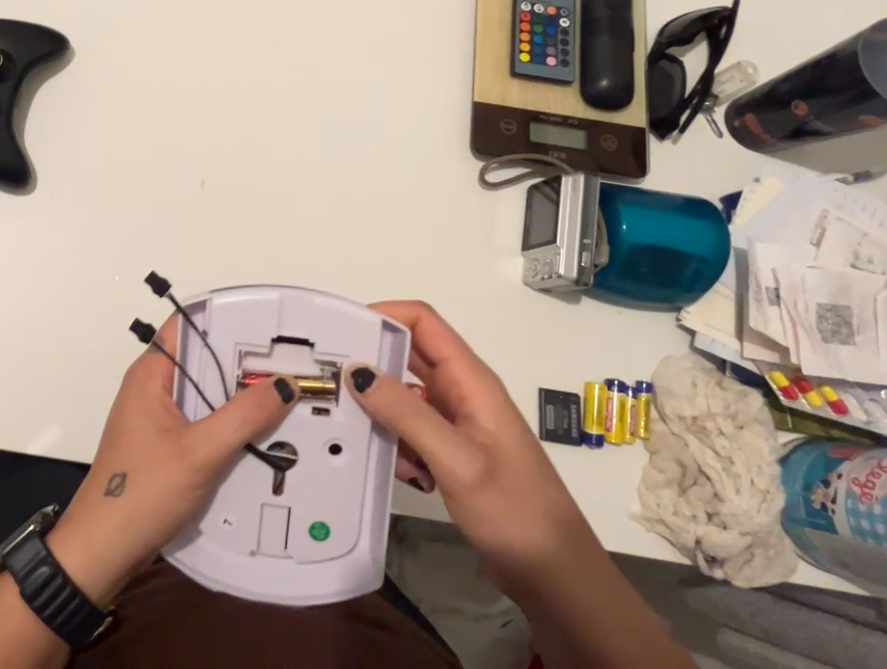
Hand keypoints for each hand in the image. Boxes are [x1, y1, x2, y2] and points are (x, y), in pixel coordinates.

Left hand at [48, 316, 296, 602]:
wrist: (105, 547)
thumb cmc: (142, 492)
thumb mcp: (199, 452)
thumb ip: (242, 417)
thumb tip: (285, 383)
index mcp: (150, 375)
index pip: (187, 326)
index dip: (226, 318)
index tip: (270, 322)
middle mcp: (153, 388)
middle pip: (202, 359)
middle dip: (243, 359)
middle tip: (293, 360)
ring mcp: (159, 418)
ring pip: (206, 393)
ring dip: (239, 394)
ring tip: (288, 391)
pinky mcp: (167, 445)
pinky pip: (204, 421)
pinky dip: (230, 422)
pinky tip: (263, 431)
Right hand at [345, 300, 593, 589]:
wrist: (554, 572)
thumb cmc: (515, 510)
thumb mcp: (456, 460)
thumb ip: (405, 413)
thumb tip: (356, 370)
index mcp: (470, 381)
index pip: (422, 321)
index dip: (382, 315)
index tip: (339, 331)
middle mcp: (461, 392)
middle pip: (406, 357)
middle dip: (370, 367)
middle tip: (332, 385)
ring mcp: (457, 422)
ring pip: (403, 398)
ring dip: (385, 417)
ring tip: (380, 448)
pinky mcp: (450, 450)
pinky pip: (410, 431)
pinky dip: (399, 446)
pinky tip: (408, 476)